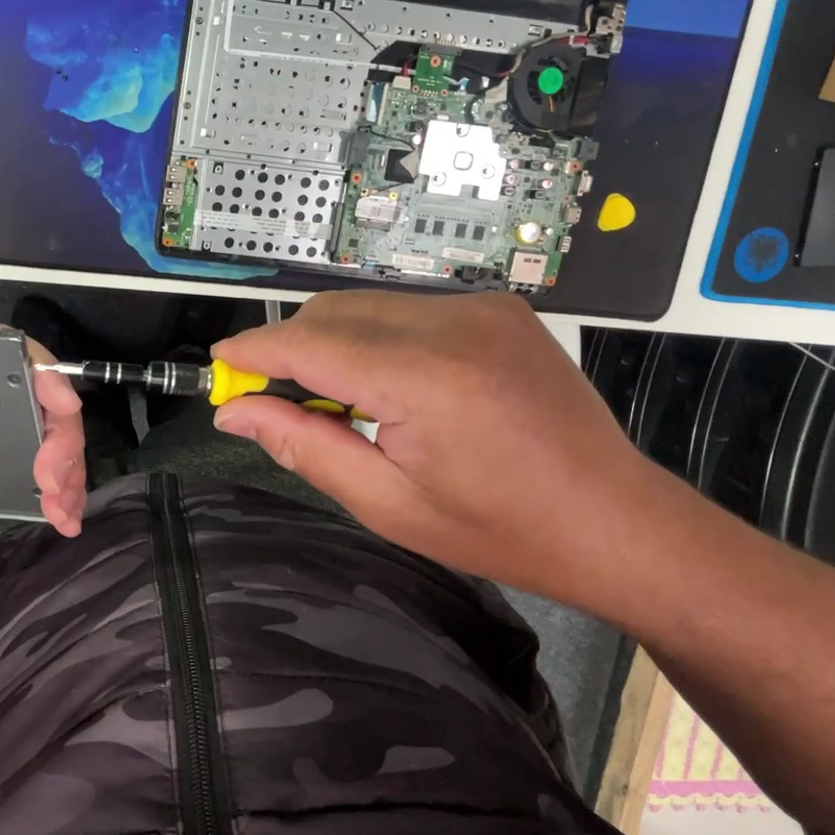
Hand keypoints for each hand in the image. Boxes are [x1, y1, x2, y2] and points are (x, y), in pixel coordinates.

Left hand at [0, 295, 86, 584]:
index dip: (37, 365)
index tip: (55, 396)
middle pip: (39, 393)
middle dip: (62, 429)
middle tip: (52, 470)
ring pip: (51, 434)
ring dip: (70, 464)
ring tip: (58, 500)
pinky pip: (44, 477)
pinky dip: (64, 494)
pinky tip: (64, 516)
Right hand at [211, 291, 671, 602]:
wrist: (615, 520)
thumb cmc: (500, 529)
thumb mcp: (387, 503)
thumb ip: (303, 446)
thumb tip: (235, 413)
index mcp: (428, 380)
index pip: (310, 343)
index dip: (254, 352)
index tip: (219, 366)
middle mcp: (455, 324)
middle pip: (331, 313)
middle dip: (288, 348)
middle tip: (272, 401)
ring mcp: (482, 308)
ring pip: (363, 305)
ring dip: (329, 342)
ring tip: (337, 402)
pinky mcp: (497, 307)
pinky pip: (403, 308)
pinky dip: (371, 336)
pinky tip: (383, 384)